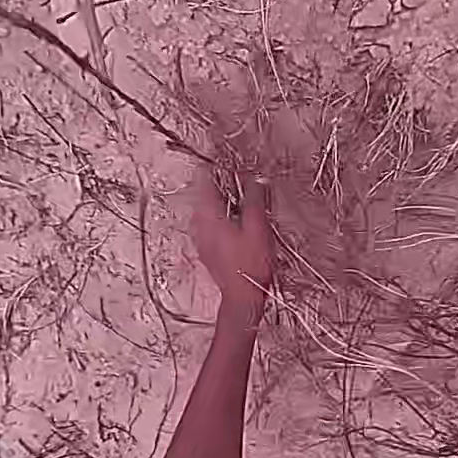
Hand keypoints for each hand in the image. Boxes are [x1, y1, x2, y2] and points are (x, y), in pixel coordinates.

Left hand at [193, 175, 273, 312]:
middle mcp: (200, 224)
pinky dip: (224, 217)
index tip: (230, 161)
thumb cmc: (249, 264)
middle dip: (224, 184)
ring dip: (225, 202)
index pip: (205, 180)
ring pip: (210, 210)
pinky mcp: (208, 249)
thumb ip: (255, 199)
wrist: (242, 297)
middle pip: (207, 194)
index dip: (217, 167)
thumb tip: (256, 181)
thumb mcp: (257, 226)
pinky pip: (212, 224)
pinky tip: (240, 222)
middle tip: (243, 180)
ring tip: (245, 199)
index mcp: (208, 215)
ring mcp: (202, 238)